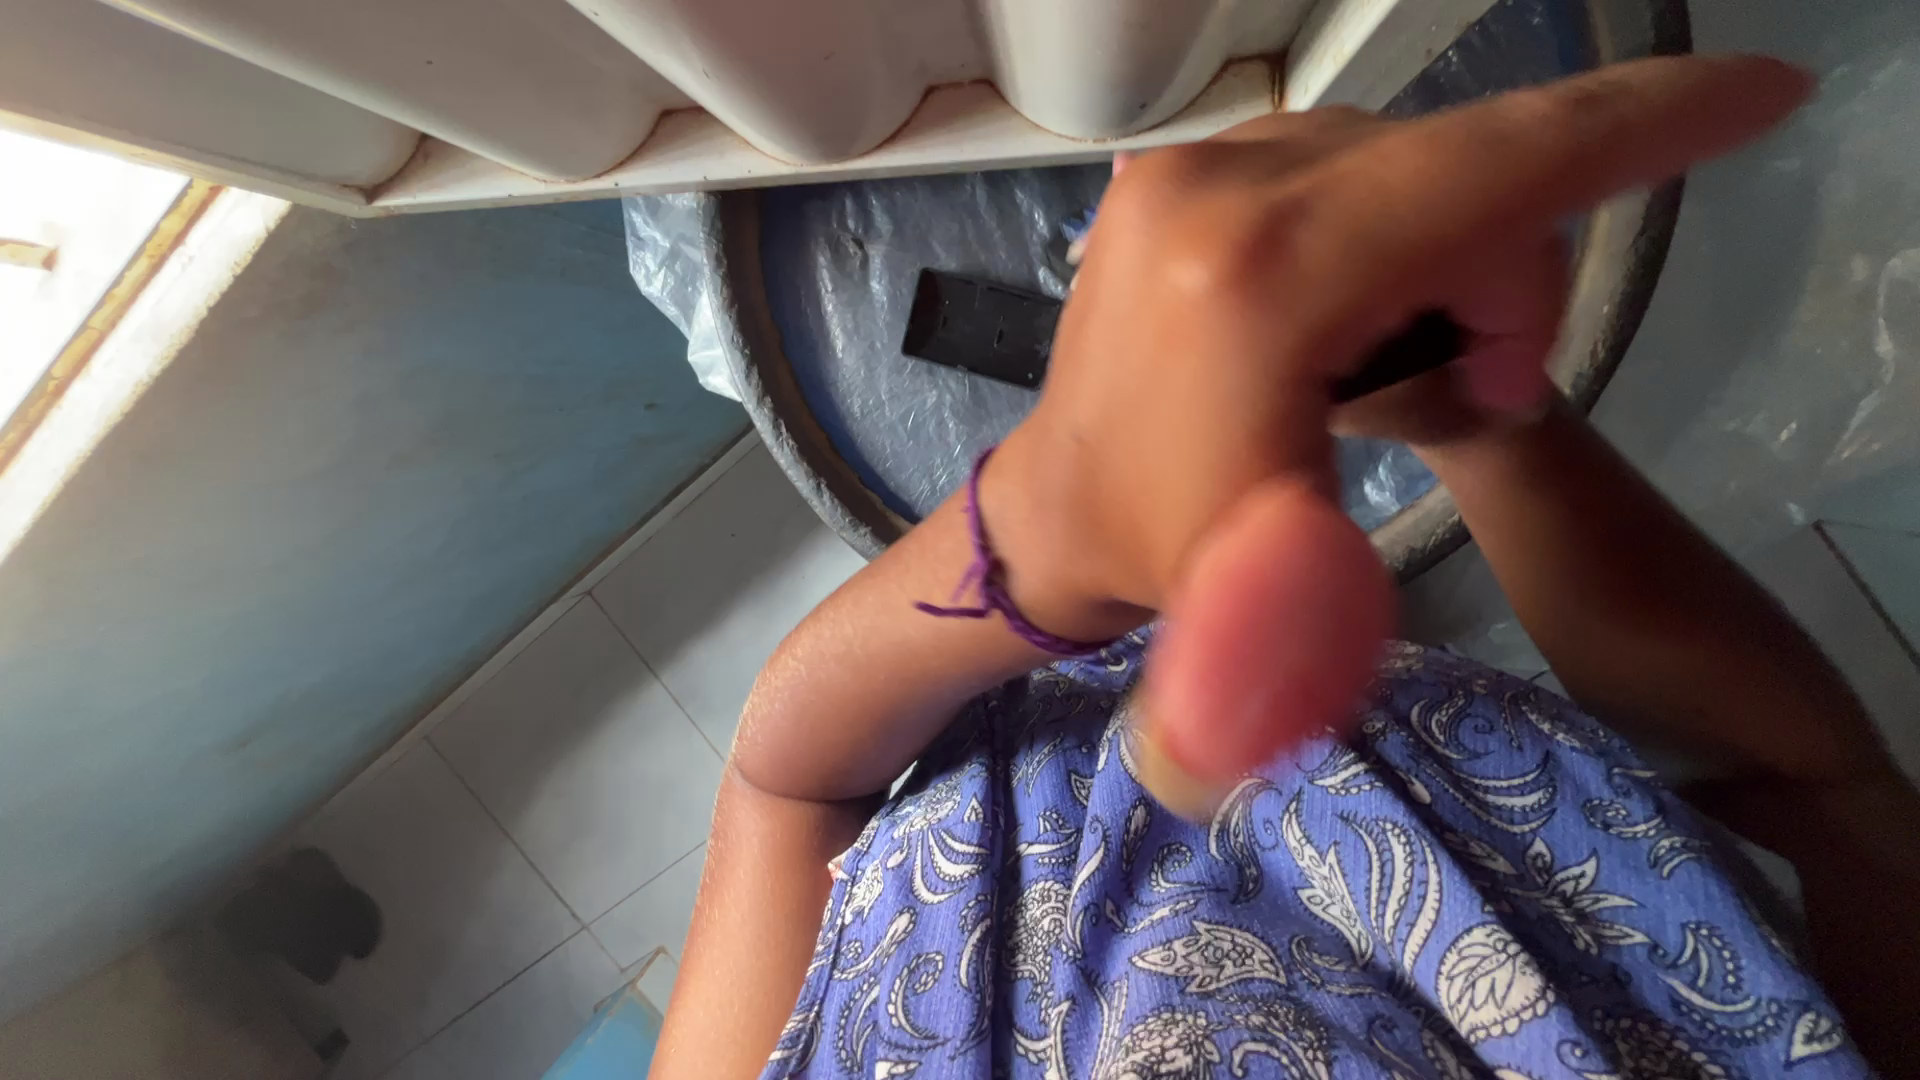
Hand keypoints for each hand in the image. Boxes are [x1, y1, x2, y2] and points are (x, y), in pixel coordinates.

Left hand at [981, 56, 1811, 814]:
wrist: (1056, 509)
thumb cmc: (1156, 546)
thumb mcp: (1261, 593)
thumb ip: (1298, 624)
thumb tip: (1275, 698)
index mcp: (1256, 277)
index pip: (1480, 172)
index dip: (1632, 130)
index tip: (1748, 99)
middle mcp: (1212, 190)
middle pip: (1448, 174)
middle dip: (1500, 278)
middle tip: (1472, 388)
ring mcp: (1178, 174)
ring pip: (1393, 167)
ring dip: (1437, 256)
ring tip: (1391, 367)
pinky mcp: (1163, 184)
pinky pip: (1324, 172)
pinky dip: (1371, 231)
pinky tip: (1342, 316)